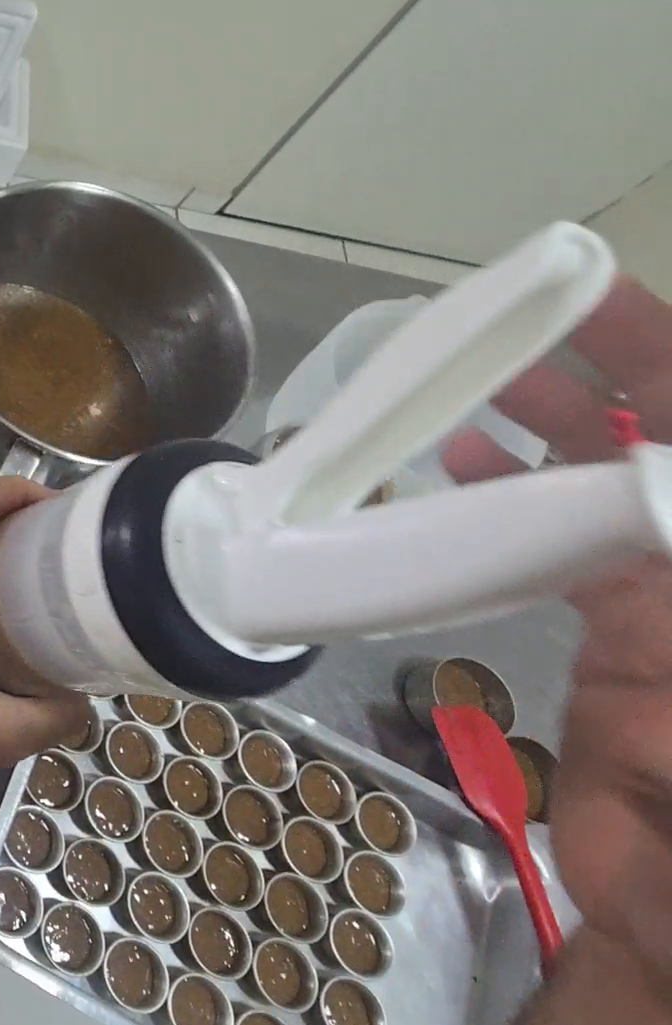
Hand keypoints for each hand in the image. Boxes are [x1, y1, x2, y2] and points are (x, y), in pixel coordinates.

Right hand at [442, 275, 671, 974]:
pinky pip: (563, 547)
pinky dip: (507, 504)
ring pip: (616, 486)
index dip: (669, 357)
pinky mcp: (618, 637)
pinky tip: (459, 474)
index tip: (599, 302)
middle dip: (613, 375)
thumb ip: (658, 582)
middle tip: (521, 331)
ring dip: (550, 432)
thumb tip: (637, 487)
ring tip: (477, 389)